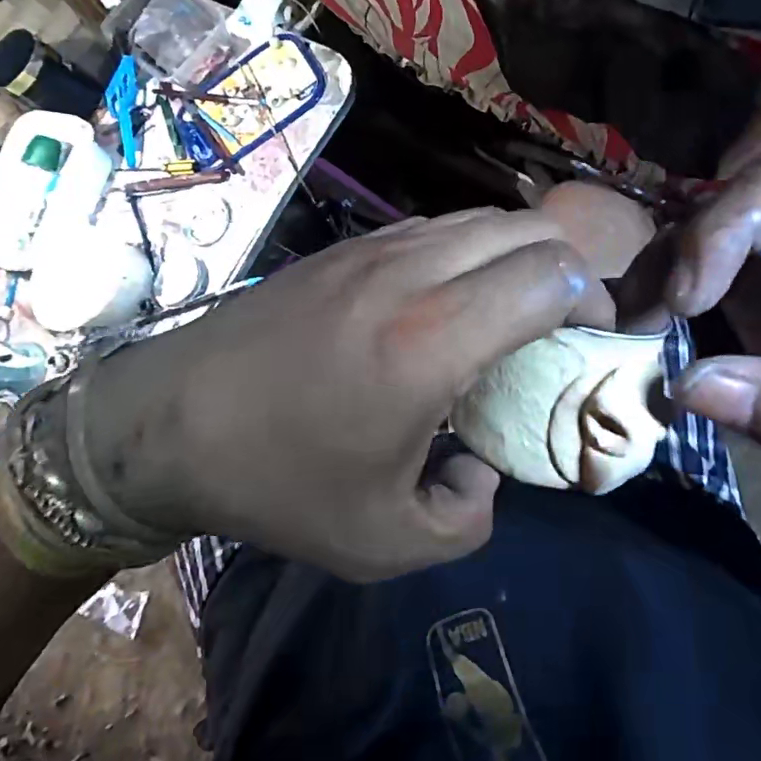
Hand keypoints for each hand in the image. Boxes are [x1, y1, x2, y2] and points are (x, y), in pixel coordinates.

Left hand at [79, 209, 612, 581]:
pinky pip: (427, 228)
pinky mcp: (337, 249)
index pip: (551, 274)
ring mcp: (368, 251)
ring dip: (511, 253)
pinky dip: (463, 249)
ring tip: (504, 308)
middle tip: (559, 323)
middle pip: (525, 227)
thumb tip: (481, 469)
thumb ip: (467, 517)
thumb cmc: (277, 484)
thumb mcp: (385, 542)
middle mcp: (408, 275)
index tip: (588, 341)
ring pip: (475, 218)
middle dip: (565, 266)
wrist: (169, 423)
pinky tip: (442, 300)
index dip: (591, 300)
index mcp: (431, 341)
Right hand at [657, 154, 760, 547]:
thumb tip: (687, 384)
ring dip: (657, 282)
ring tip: (635, 340)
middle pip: (731, 209)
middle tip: (639, 327)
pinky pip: (702, 286)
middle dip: (673, 257)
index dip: (722, 228)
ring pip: (704, 243)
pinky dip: (663, 309)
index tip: (684, 302)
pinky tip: (651, 347)